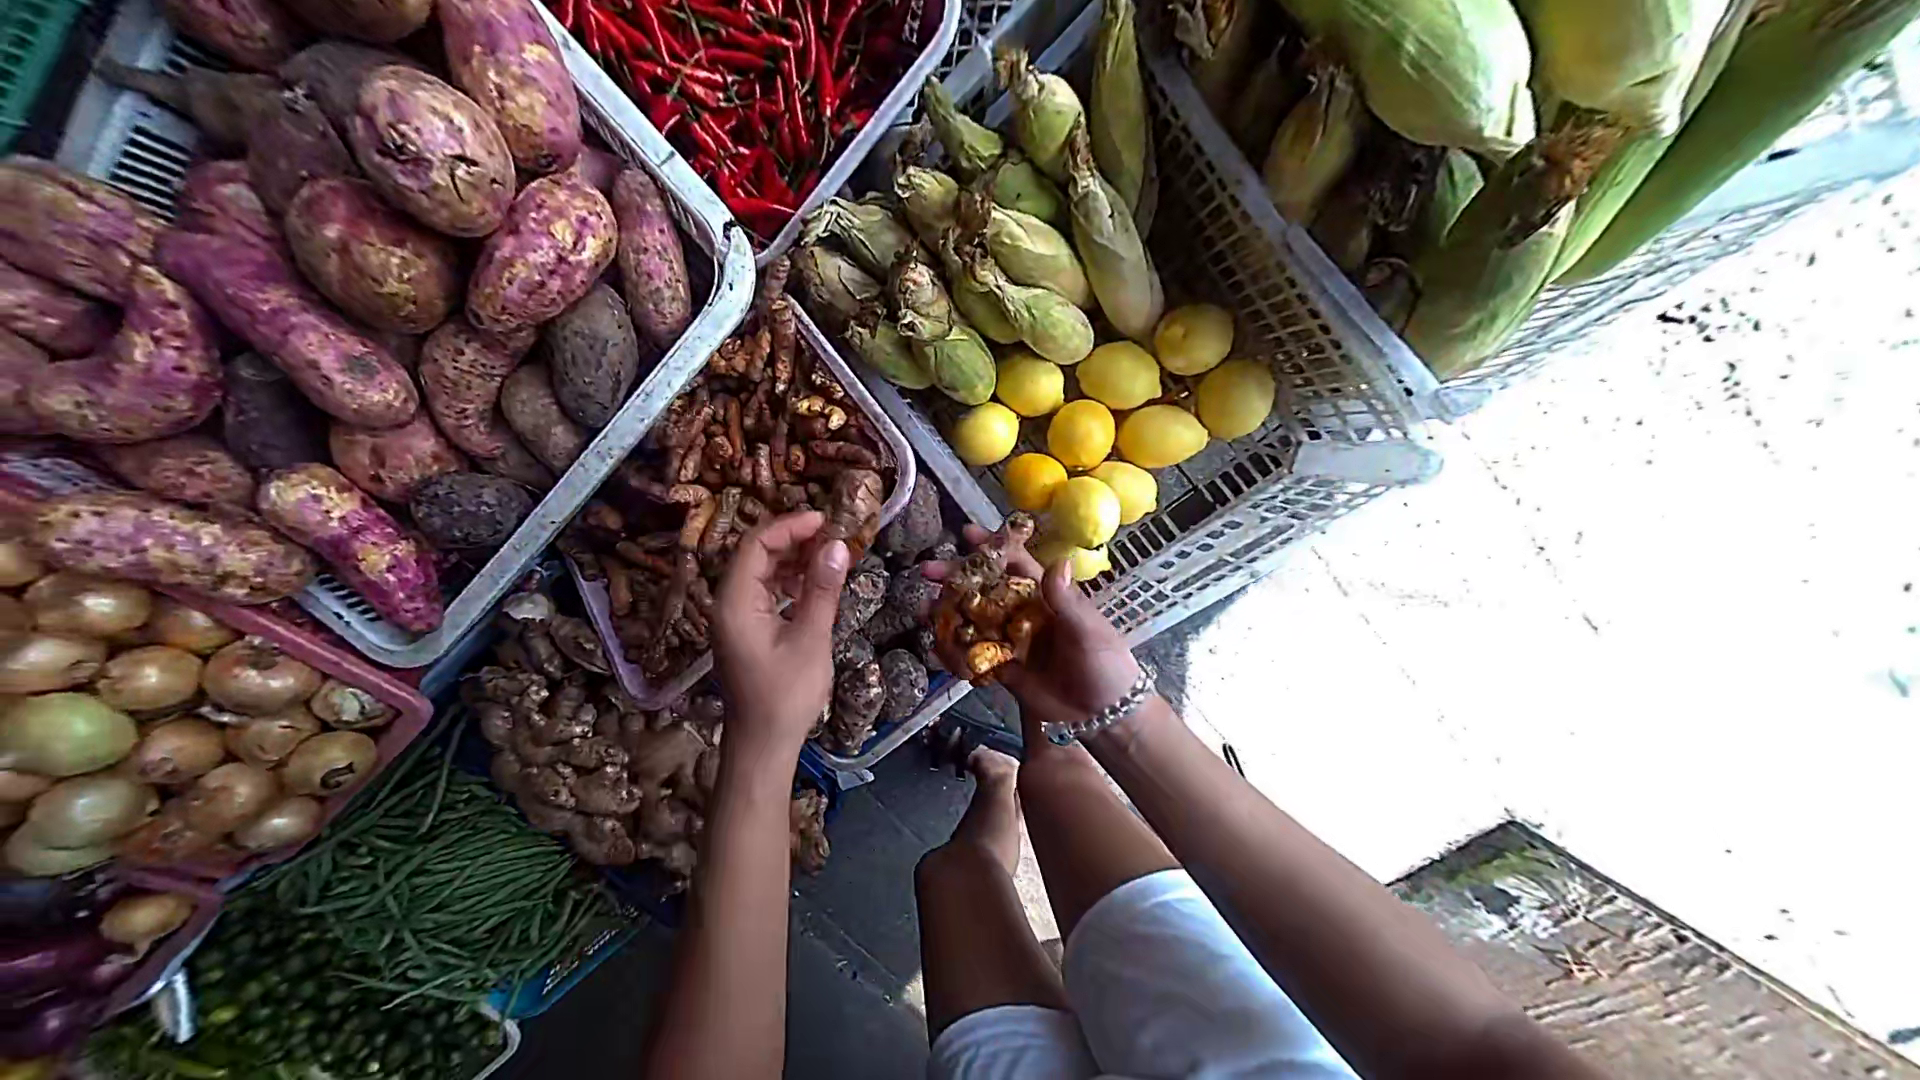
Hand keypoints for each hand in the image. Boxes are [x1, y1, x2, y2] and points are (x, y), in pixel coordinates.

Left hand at [713, 512, 850, 757]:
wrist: (764, 745)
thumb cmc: (786, 696)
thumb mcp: (811, 639)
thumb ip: (822, 590)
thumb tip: (836, 546)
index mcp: (735, 603)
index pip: (756, 545)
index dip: (790, 526)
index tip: (825, 520)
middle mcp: (728, 604)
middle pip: (757, 555)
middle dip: (794, 541)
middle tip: (833, 536)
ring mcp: (736, 618)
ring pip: (763, 573)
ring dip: (795, 560)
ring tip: (830, 557)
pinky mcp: (748, 631)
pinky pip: (766, 593)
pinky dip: (790, 582)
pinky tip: (815, 585)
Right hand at [923, 525, 1140, 744]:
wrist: (1105, 715)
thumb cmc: (1104, 664)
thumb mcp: (1088, 631)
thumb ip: (1067, 601)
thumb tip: (1057, 563)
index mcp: (1045, 597)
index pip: (1015, 563)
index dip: (992, 547)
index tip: (967, 534)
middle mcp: (1023, 614)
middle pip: (985, 590)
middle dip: (956, 579)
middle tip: (927, 570)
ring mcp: (1012, 641)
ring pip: (974, 621)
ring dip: (948, 614)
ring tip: (922, 610)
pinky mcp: (1004, 670)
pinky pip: (975, 657)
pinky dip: (955, 652)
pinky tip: (934, 646)